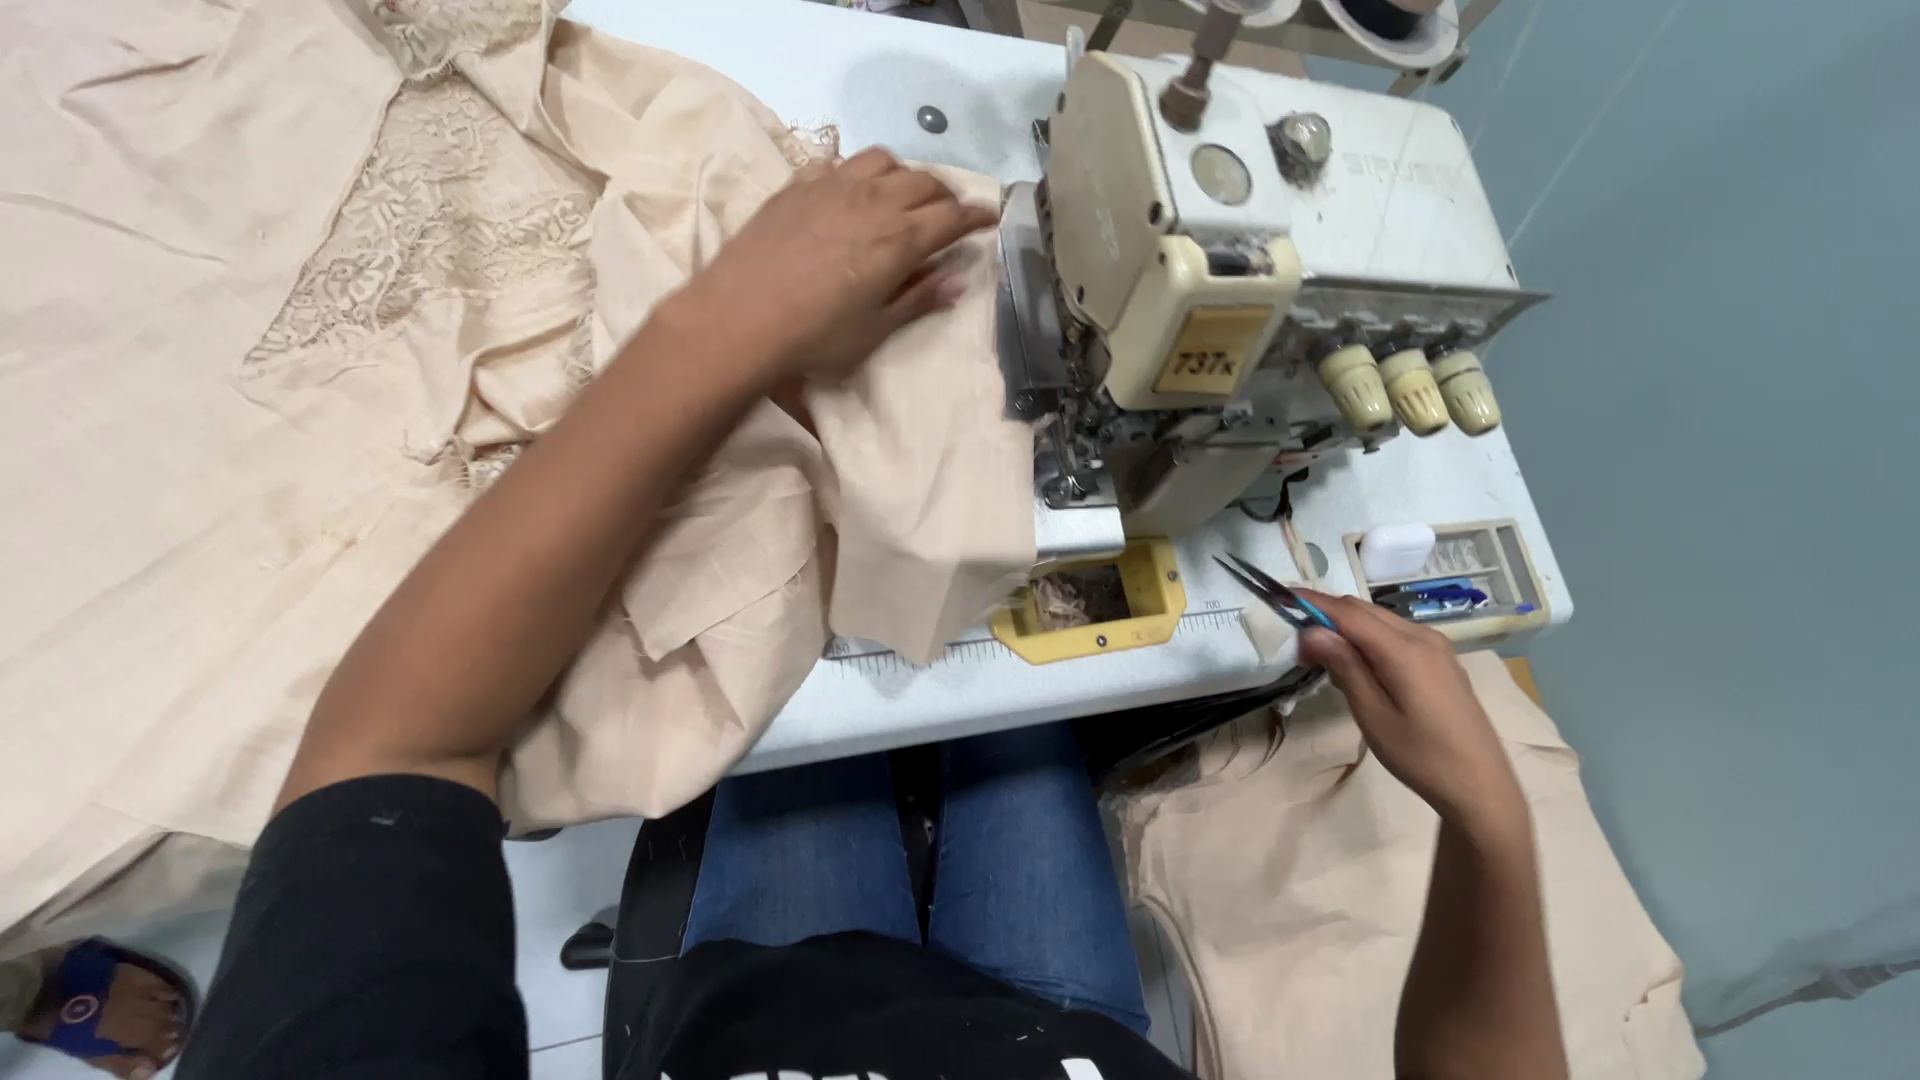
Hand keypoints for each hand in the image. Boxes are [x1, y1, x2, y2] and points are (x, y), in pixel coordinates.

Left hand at [672, 147, 999, 382]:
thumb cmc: (816, 336)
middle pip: (924, 182)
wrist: (741, 317)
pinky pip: (839, 162)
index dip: (977, 216)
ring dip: (903, 174)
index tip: (991, 218)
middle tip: (949, 214)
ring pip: (884, 160)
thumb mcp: (876, 328)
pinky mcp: (798, 185)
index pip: (952, 217)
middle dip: (945, 195)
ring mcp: (833, 186)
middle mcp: (874, 201)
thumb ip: (918, 299)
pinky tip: (851, 190)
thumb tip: (957, 282)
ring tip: (903, 194)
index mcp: (901, 238)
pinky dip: (857, 172)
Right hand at [1297, 591, 1523, 826]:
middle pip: (1362, 609)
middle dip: (1325, 614)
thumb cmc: (1420, 756)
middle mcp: (1422, 637)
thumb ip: (1344, 667)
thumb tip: (1312, 631)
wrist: (1480, 785)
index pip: (1347, 613)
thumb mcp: (1372, 715)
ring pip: (1378, 618)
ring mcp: (1435, 646)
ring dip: (1345, 625)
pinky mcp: (1440, 659)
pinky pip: (1393, 632)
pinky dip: (1365, 635)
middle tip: (1295, 642)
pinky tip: (1354, 660)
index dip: (1312, 602)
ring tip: (1319, 652)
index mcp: (1404, 650)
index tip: (1280, 599)